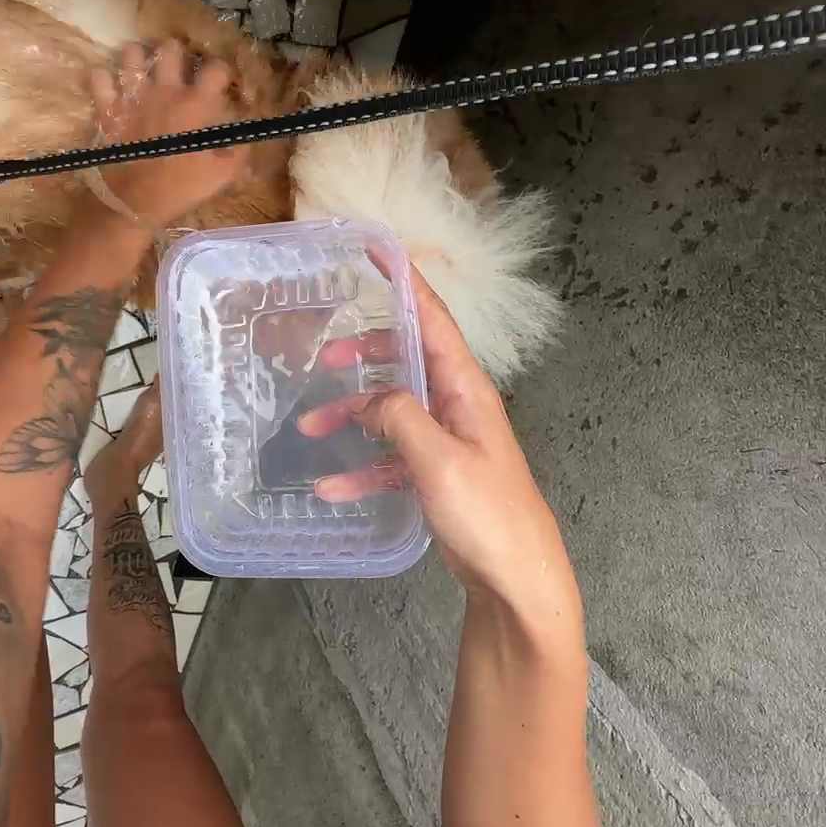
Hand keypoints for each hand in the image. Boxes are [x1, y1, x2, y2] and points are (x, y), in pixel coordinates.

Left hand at [84, 41, 250, 228]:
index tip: (223, 81)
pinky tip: (112, 85)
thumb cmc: (180, 189)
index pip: (216, 68)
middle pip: (172, 48)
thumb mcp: (220, 177)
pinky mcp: (107, 108)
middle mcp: (164, 91)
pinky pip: (100, 78)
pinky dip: (105, 78)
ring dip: (141, 58)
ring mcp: (132, 97)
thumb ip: (238, 153)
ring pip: (133, 54)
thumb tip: (246, 137)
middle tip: (180, 68)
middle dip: (178, 53)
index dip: (223, 70)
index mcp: (195, 104)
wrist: (134, 204)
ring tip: (145, 70)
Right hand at [297, 267, 574, 606]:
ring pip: (392, 408)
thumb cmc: (488, 514)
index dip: (405, 282)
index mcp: (466, 388)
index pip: (432, 319)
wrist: (515, 577)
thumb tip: (371, 398)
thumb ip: (401, 418)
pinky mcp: (436, 470)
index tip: (376, 249)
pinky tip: (332, 488)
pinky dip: (364, 467)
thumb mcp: (440, 461)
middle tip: (323, 355)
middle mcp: (456, 403)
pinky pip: (392, 456)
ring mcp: (446, 437)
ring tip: (310, 428)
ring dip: (353, 415)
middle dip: (365, 351)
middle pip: (406, 358)